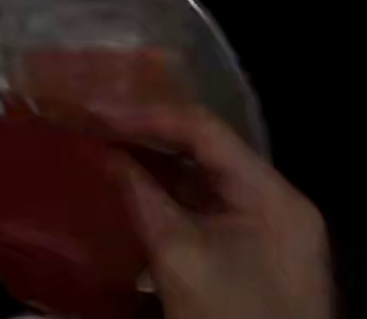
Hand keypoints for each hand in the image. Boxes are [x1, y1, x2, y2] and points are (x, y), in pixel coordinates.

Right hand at [104, 106, 333, 318]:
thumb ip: (139, 191)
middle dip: (144, 130)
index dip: (145, 116)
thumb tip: (100, 148)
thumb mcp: (177, 255)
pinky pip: (197, 193)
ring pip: (196, 165)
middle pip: (200, 142)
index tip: (97, 112)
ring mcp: (261, 218)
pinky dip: (160, 181)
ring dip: (148, 153)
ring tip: (101, 137)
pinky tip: (124, 169)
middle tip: (94, 118)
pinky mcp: (245, 240)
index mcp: (271, 193)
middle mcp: (272, 195)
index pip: (201, 128)